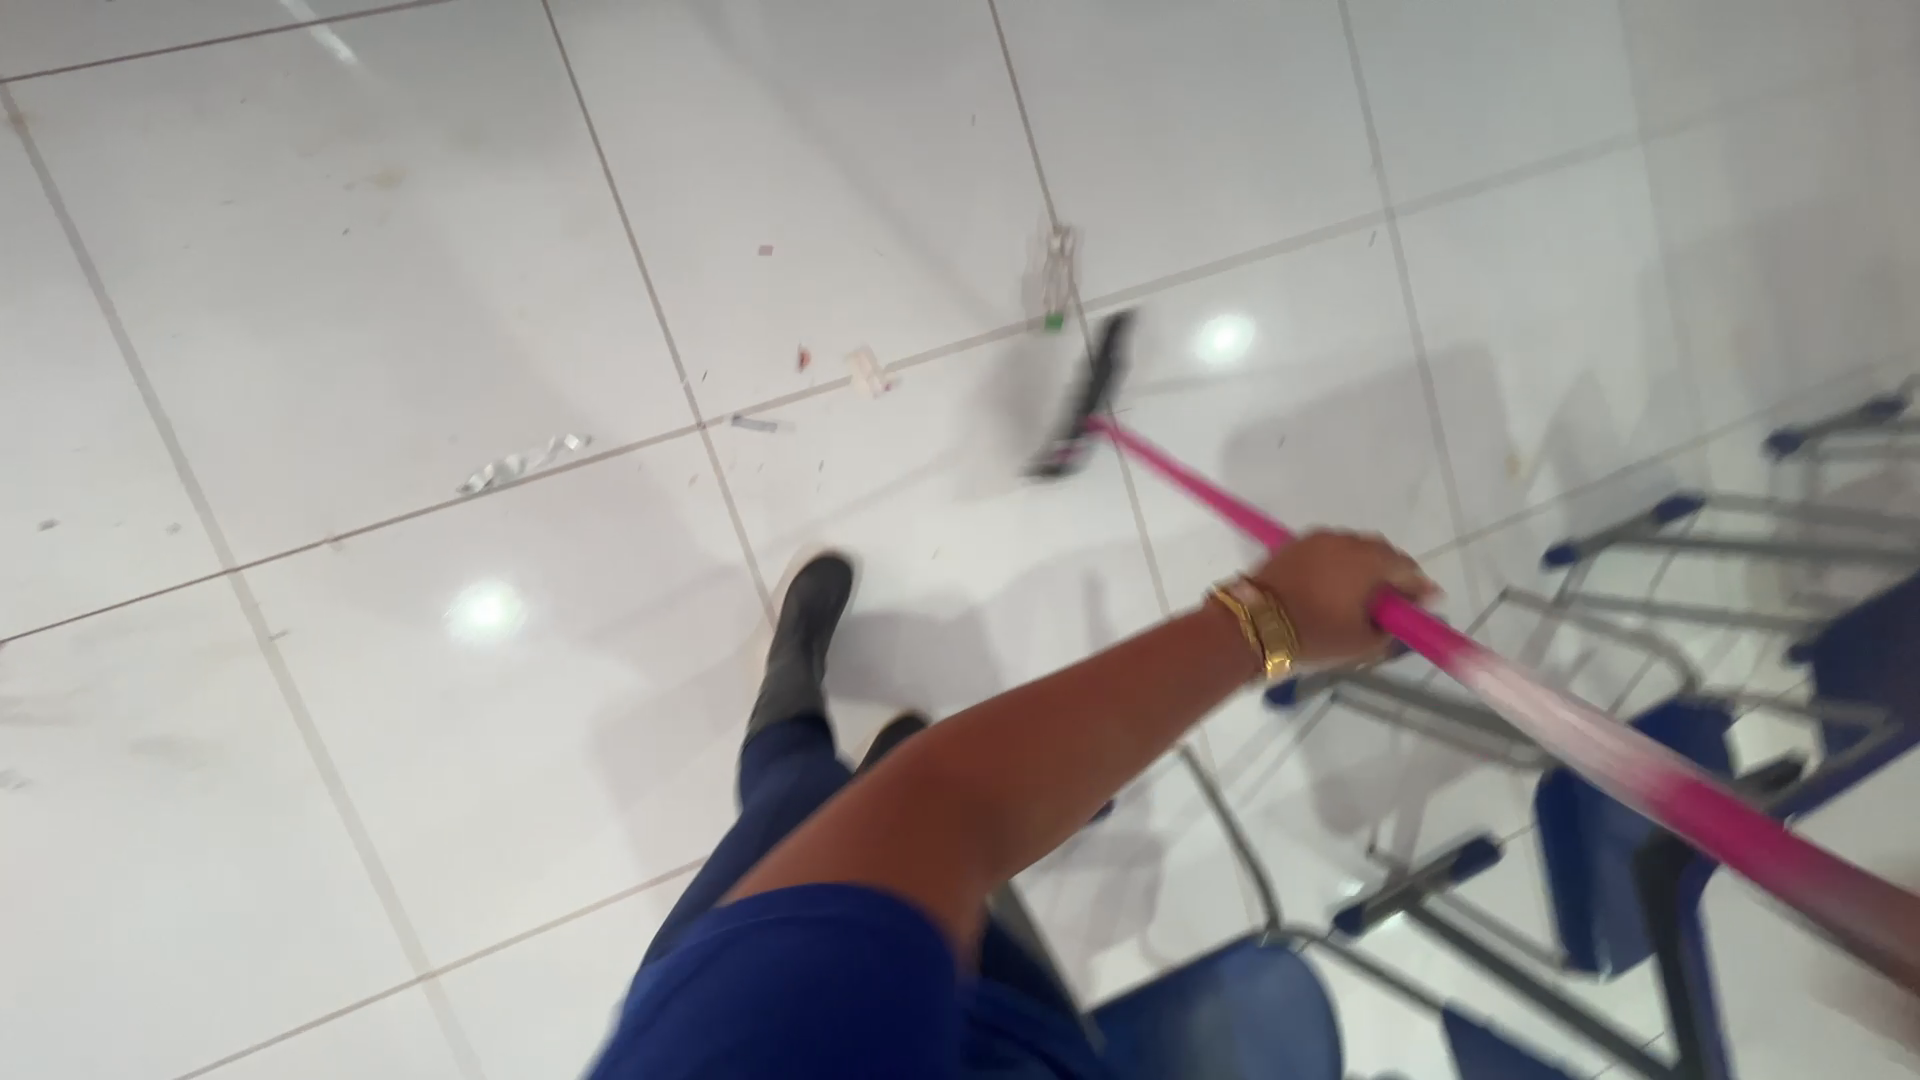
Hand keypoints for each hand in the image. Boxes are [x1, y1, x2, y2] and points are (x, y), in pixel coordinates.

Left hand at [1249, 529, 1437, 663]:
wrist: (1251, 623)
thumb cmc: (1313, 633)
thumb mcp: (1363, 642)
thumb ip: (1393, 628)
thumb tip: (1405, 617)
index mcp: (1368, 559)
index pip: (1405, 568)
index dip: (1418, 588)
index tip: (1424, 606)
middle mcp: (1343, 540)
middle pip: (1378, 552)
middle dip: (1390, 574)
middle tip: (1392, 602)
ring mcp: (1313, 540)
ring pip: (1349, 549)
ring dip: (1361, 567)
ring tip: (1361, 596)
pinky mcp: (1290, 546)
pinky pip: (1324, 552)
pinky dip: (1335, 566)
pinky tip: (1333, 587)